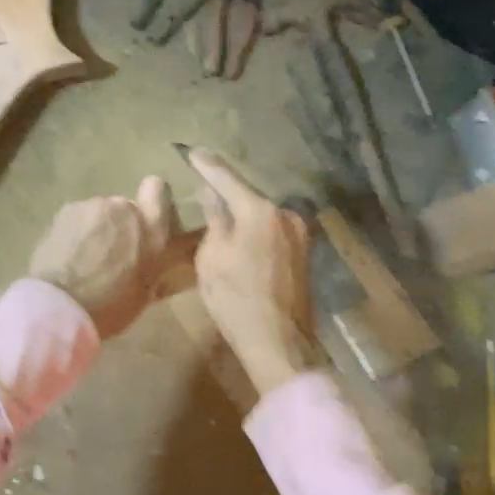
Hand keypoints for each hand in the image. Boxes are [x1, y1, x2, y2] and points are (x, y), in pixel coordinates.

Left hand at [29, 177, 179, 337]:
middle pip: (125, 207)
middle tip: (111, 255)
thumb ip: (151, 264)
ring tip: (84, 259)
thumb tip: (148, 258)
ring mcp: (92, 206)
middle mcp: (124, 207)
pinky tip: (67, 256)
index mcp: (151, 228)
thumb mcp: (145, 292)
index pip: (158, 189)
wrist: (60, 305)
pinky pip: (77, 218)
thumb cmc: (110, 306)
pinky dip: (75, 232)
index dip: (152, 202)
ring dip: (96, 229)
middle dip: (120, 225)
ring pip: (99, 213)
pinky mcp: (65, 211)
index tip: (146, 224)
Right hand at [186, 150, 313, 395]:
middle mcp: (285, 215)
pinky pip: (271, 232)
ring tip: (218, 215)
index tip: (191, 151)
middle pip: (247, 197)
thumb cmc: (237, 299)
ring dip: (241, 215)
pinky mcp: (303, 255)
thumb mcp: (212, 258)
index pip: (227, 179)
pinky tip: (240, 239)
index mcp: (260, 211)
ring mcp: (299, 235)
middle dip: (225, 192)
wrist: (279, 344)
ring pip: (261, 216)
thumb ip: (214, 219)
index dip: (207, 165)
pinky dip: (254, 232)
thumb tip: (210, 193)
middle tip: (202, 184)